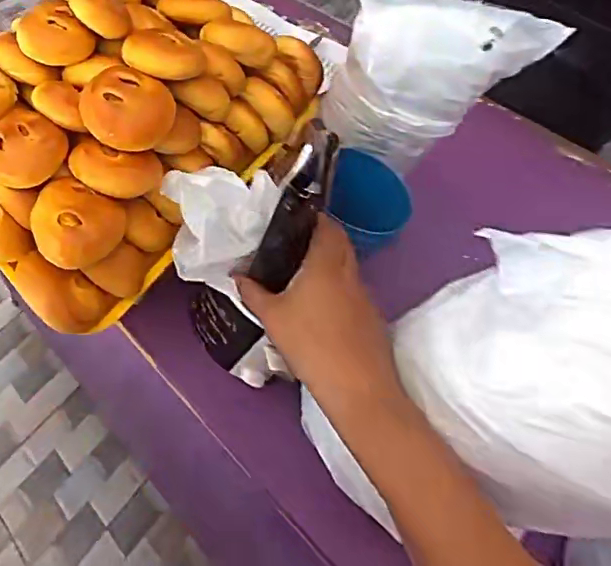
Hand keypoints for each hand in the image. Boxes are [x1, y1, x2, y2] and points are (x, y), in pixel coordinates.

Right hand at [235, 216, 402, 403]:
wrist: (360, 391)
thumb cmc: (311, 344)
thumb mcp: (272, 317)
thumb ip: (253, 292)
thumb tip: (237, 276)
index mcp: (326, 265)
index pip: (328, 228)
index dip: (315, 218)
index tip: (296, 218)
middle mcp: (349, 275)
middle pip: (341, 244)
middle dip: (323, 237)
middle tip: (295, 242)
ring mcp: (366, 299)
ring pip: (349, 269)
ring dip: (331, 264)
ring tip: (304, 273)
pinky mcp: (373, 321)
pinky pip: (353, 292)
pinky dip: (339, 289)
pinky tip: (321, 308)